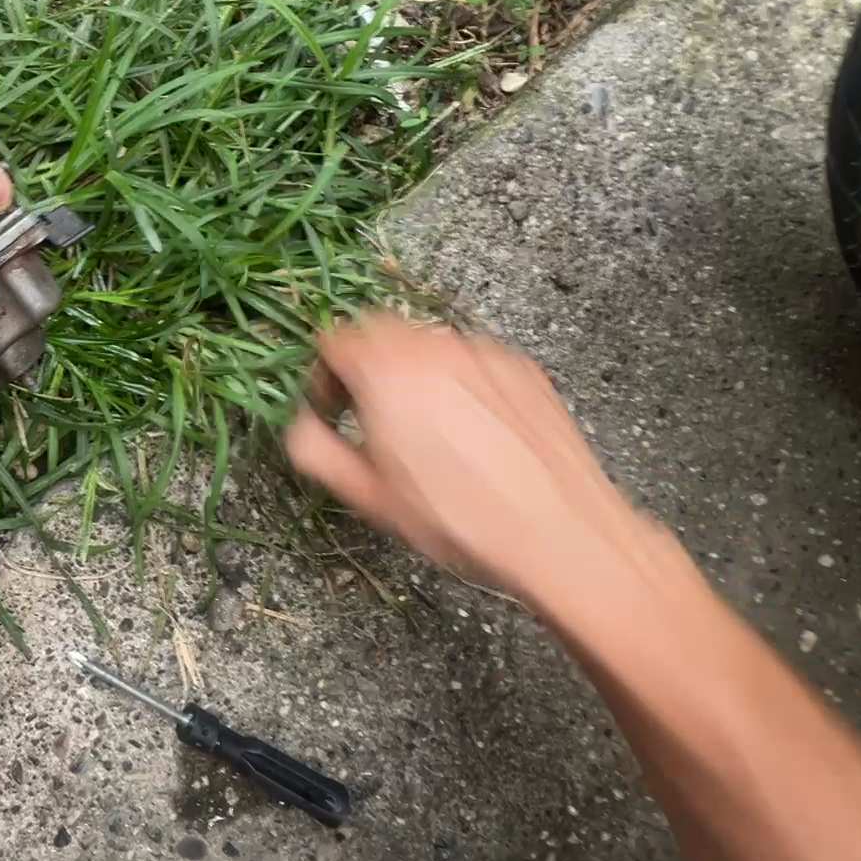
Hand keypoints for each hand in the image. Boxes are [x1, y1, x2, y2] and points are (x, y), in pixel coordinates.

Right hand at [284, 314, 659, 597]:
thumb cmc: (454, 516)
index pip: (332, 340)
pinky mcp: (520, 366)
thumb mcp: (365, 494)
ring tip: (420, 421)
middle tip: (368, 409)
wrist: (562, 532)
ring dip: (407, 368)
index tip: (331, 409)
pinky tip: (468, 426)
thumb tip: (299, 426)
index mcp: (383, 372)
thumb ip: (313, 450)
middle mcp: (430, 347)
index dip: (322, 374)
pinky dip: (453, 377)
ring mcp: (480, 352)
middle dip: (363, 362)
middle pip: (377, 328)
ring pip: (424, 340)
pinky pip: (468, 355)